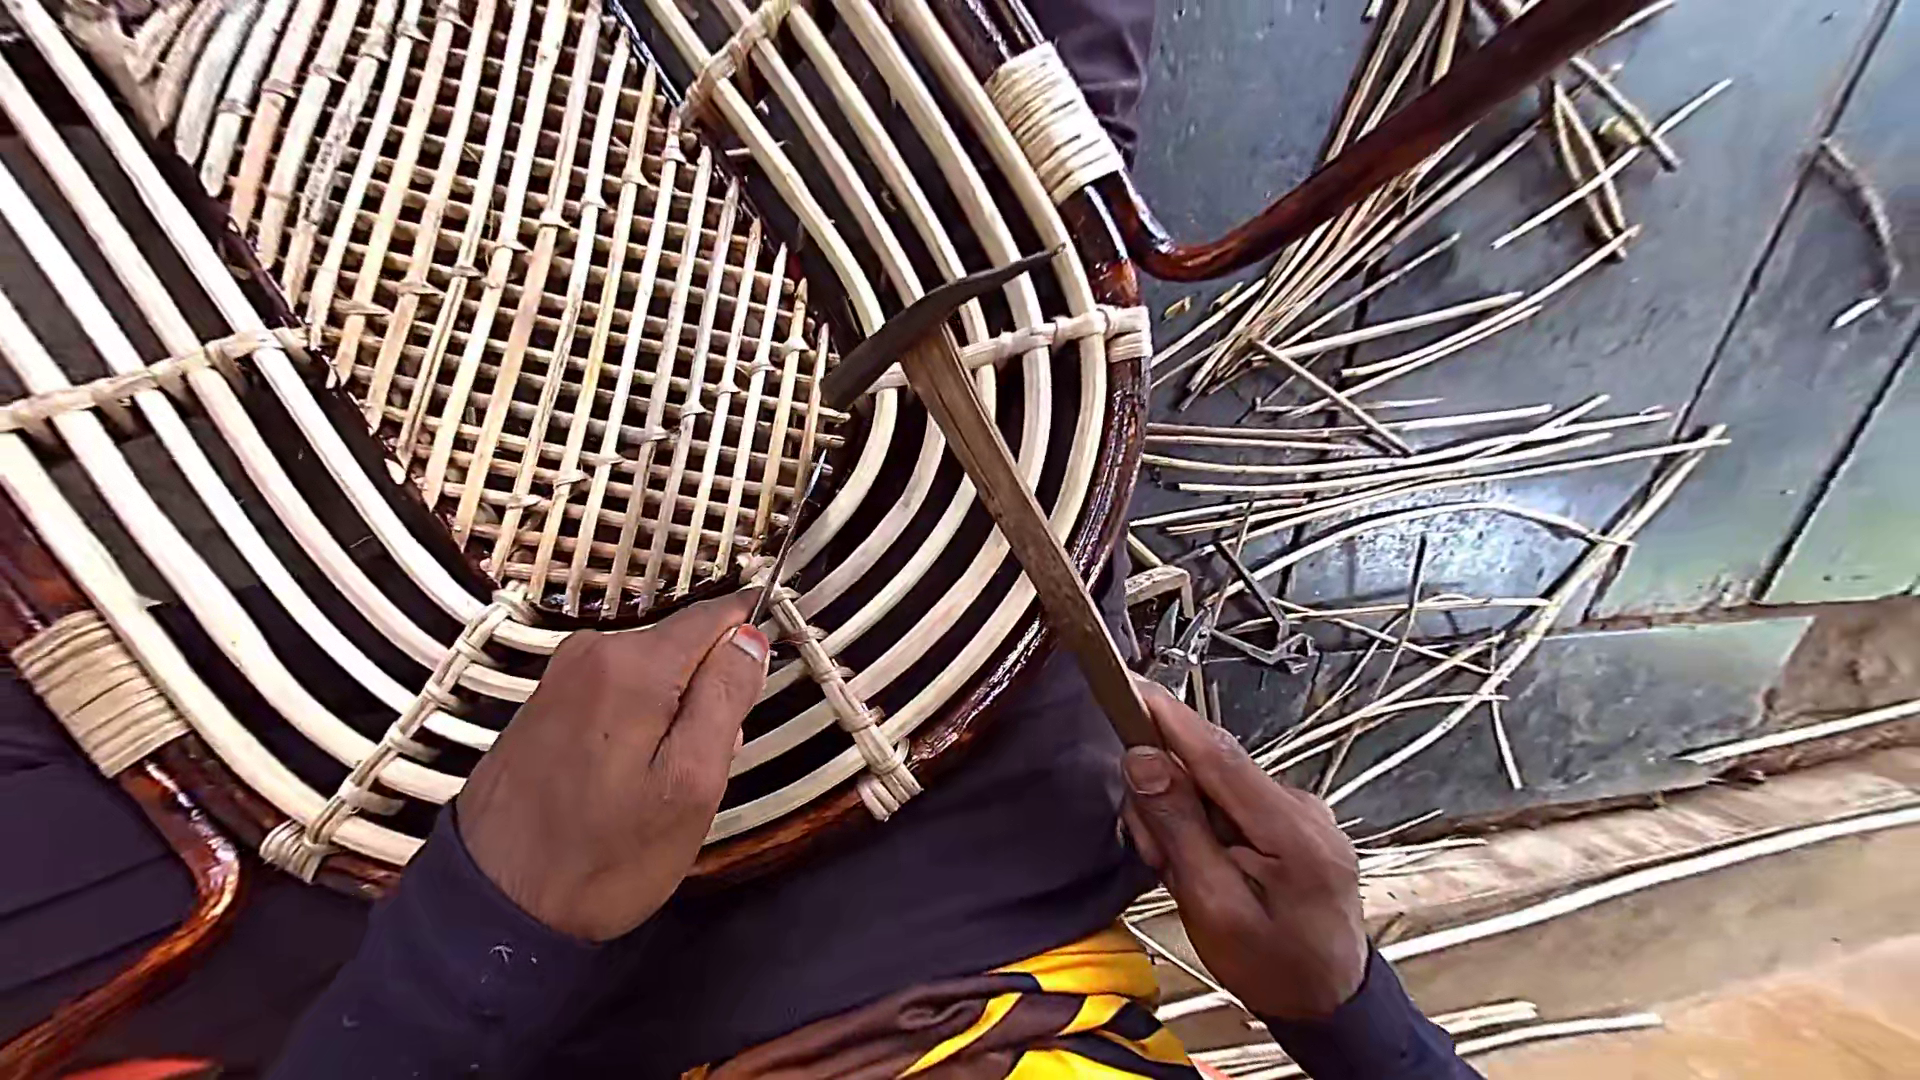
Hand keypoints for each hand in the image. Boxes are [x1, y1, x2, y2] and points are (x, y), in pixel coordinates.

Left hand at [456, 591, 769, 940]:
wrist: (489, 915)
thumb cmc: (604, 856)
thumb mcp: (692, 781)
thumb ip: (727, 696)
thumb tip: (749, 639)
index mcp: (635, 666)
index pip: (718, 615)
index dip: (751, 635)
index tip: (765, 669)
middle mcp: (594, 653)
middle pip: (690, 642)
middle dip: (714, 685)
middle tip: (712, 752)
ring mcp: (565, 675)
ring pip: (661, 667)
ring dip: (682, 705)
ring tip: (668, 772)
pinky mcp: (549, 700)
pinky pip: (626, 687)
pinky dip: (646, 715)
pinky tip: (634, 769)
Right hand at [1121, 682, 1366, 1020]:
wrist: (1328, 1003)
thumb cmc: (1272, 966)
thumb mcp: (1213, 907)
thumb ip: (1178, 828)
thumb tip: (1143, 758)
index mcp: (1293, 832)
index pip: (1218, 754)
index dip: (1170, 717)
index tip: (1130, 687)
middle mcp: (1301, 805)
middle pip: (1209, 763)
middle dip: (1165, 789)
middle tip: (1151, 846)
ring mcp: (1298, 806)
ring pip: (1212, 777)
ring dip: (1178, 809)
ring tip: (1178, 865)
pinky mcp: (1287, 812)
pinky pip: (1226, 792)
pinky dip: (1198, 815)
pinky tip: (1197, 855)